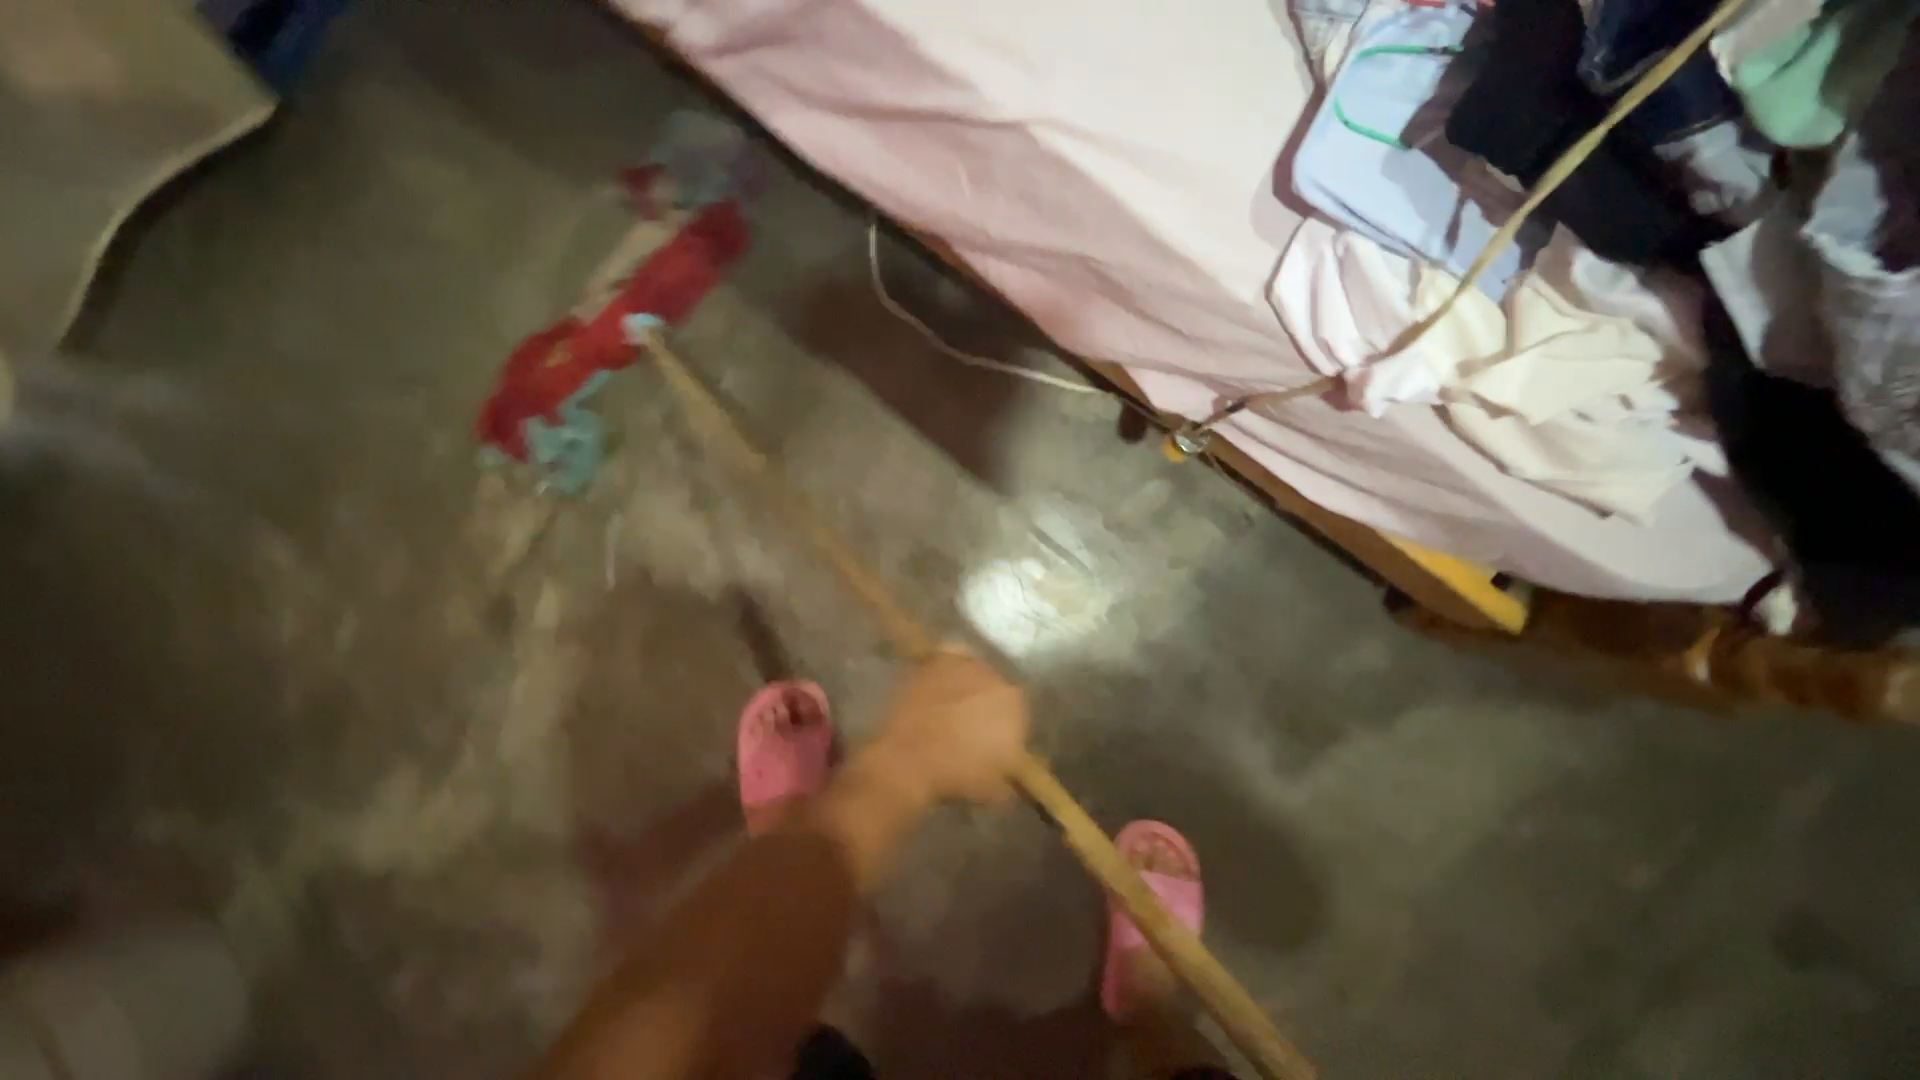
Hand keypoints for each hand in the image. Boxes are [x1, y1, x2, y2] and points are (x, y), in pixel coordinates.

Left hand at [866, 649, 1028, 805]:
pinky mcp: (938, 659)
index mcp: (1017, 709)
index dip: (1005, 731)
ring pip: (975, 673)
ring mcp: (966, 665)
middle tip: (969, 727)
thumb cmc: (956, 777)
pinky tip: (938, 683)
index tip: (991, 745)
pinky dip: (948, 667)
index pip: (1019, 716)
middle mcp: (998, 680)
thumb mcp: (995, 791)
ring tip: (949, 706)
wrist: (908, 760)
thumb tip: (1010, 779)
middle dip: (987, 707)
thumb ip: (1010, 780)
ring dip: (968, 686)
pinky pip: (951, 657)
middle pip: (997, 691)